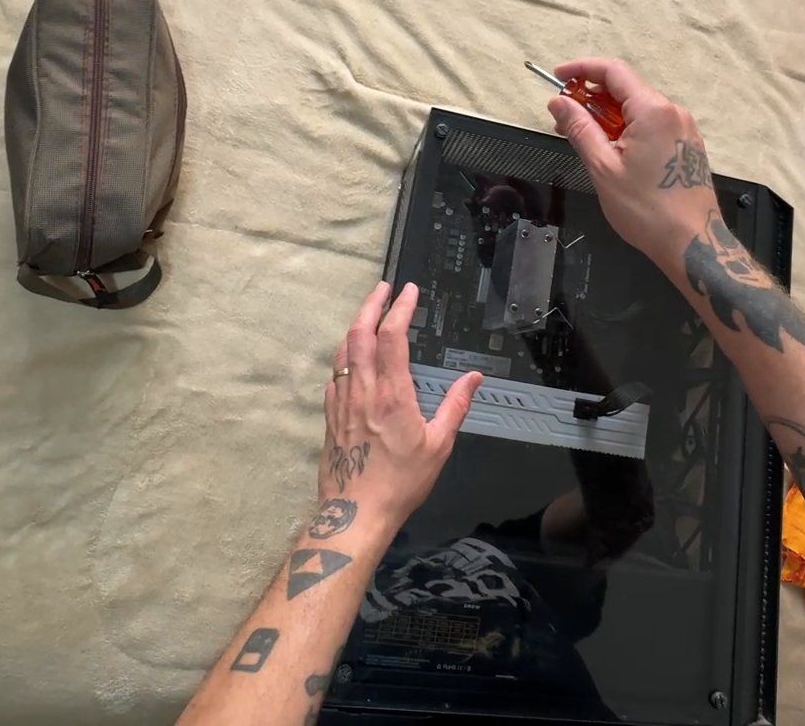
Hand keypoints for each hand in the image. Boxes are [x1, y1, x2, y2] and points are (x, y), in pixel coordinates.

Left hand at [321, 282, 483, 533]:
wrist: (355, 515)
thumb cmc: (400, 482)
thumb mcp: (438, 445)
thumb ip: (455, 406)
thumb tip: (474, 378)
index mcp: (392, 394)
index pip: (392, 337)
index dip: (399, 308)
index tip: (408, 291)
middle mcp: (363, 390)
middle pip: (360, 333)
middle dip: (371, 305)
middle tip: (383, 288)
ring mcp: (342, 402)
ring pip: (344, 351)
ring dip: (356, 326)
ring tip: (368, 315)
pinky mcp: (330, 416)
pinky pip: (334, 375)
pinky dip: (344, 357)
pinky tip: (351, 359)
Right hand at [546, 58, 716, 263]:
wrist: (692, 243)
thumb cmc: (646, 210)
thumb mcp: (603, 168)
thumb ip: (579, 129)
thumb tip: (559, 102)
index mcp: (654, 111)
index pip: (613, 71)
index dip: (581, 69)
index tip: (558, 77)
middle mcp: (673, 112)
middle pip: (626, 89)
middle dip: (591, 97)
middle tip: (563, 117)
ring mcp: (683, 129)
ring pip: (638, 108)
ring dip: (607, 116)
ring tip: (582, 137)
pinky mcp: (686, 146)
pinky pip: (652, 125)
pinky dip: (627, 128)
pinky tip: (610, 149)